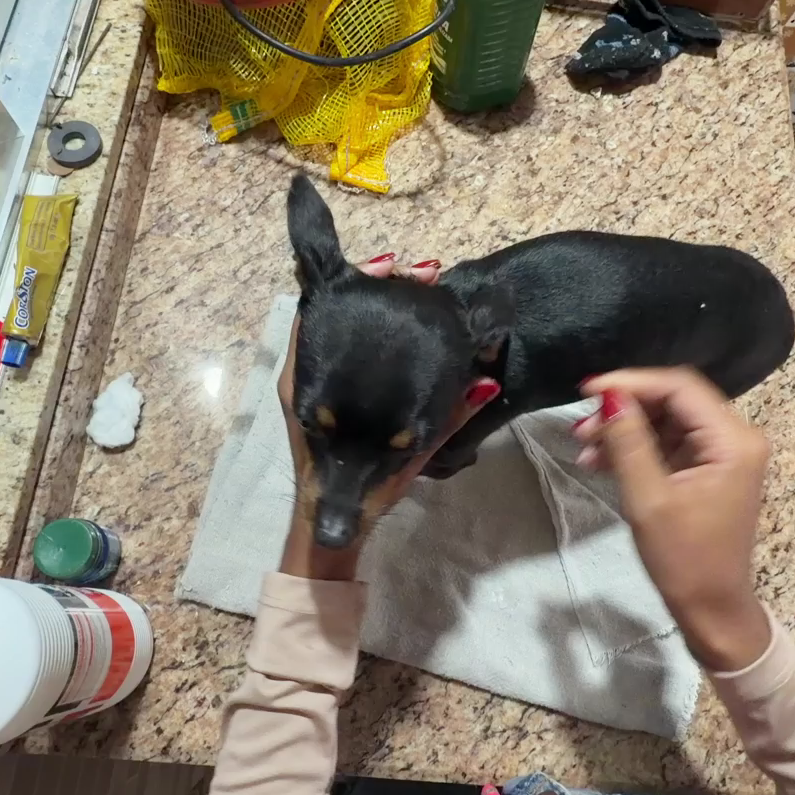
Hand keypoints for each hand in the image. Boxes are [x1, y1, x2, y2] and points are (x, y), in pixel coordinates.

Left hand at [278, 253, 496, 580]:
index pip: (319, 309)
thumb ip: (444, 421)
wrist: (330, 527)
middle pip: (337, 311)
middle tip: (422, 275)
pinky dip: (383, 333)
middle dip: (379, 287)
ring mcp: (324, 384)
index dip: (356, 281)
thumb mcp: (401, 456)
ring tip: (425, 287)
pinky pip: (356, 352)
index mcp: (308, 379)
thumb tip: (487, 381)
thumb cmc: (353, 494)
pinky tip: (417, 325)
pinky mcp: (339, 395)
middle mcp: (311, 373)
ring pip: (349, 330)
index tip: (392, 267)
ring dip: (384, 306)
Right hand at [573, 367, 773, 670]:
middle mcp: (734, 438)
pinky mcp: (705, 469)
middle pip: (672, 400)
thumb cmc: (684, 559)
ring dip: (623, 429)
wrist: (710, 609)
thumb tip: (608, 398)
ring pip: (664, 420)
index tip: (587, 391)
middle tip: (581, 425)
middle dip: (623, 408)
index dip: (631, 382)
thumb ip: (628, 442)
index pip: (679, 388)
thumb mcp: (649, 499)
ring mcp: (721, 454)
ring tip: (583, 445)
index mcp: (732, 441)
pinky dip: (633, 447)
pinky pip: (666, 443)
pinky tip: (599, 460)